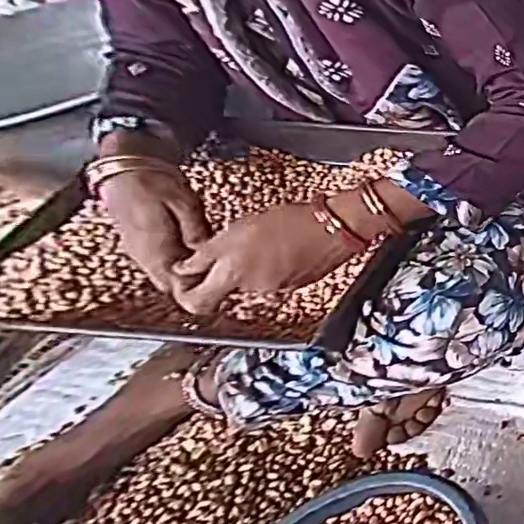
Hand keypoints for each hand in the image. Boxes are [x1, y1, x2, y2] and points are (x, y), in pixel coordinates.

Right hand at [99, 170, 211, 293]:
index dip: (195, 292)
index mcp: (154, 247)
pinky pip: (161, 264)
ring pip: (165, 275)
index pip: (173, 283)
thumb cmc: (155, 185)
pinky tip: (198, 259)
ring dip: (186, 277)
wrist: (125, 172)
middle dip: (194, 287)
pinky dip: (179, 266)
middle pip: (170, 283)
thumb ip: (195, 230)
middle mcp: (143, 254)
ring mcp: (140, 251)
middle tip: (224, 282)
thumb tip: (204, 252)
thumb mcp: (184, 204)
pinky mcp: (141, 245)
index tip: (219, 293)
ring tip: (215, 271)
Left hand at [170, 203, 357, 316]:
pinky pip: (274, 282)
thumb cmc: (294, 222)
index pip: (195, 302)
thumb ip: (208, 253)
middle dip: (218, 279)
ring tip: (258, 247)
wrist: (338, 226)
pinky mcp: (297, 285)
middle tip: (221, 259)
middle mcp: (253, 288)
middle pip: (222, 294)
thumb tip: (186, 267)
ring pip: (249, 285)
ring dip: (248, 271)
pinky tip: (280, 250)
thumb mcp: (238, 229)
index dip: (186, 290)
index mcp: (234, 275)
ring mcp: (277, 289)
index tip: (186, 279)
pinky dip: (271, 269)